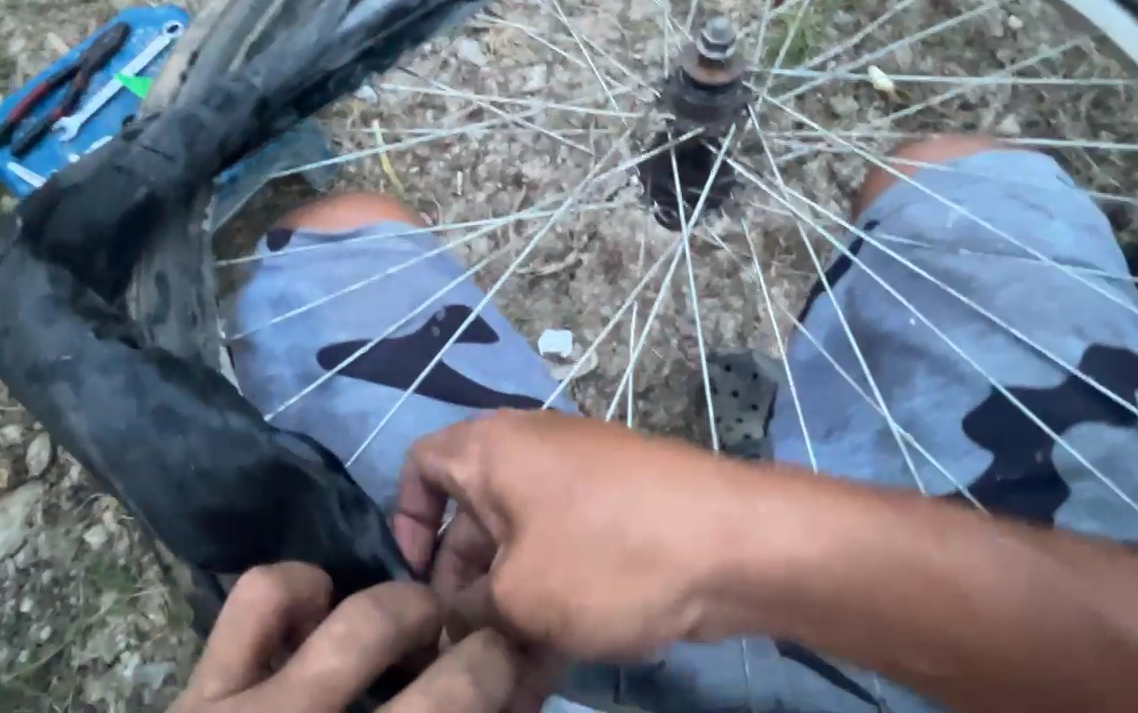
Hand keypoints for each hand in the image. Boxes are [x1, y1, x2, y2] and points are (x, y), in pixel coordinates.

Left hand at [169, 562, 550, 712]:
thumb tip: (502, 706)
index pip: (460, 702)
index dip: (499, 672)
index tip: (504, 664)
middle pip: (424, 664)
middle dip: (465, 639)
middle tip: (461, 644)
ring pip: (353, 616)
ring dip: (397, 609)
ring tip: (400, 624)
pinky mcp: (199, 693)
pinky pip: (261, 598)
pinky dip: (300, 589)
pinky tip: (315, 618)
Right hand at [392, 411, 758, 659]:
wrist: (731, 541)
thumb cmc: (604, 554)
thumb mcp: (518, 595)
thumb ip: (468, 612)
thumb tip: (452, 626)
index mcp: (491, 449)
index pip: (422, 466)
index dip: (406, 522)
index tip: (411, 585)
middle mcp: (527, 455)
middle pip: (470, 523)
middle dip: (459, 596)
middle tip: (458, 661)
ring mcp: (575, 486)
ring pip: (518, 554)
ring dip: (504, 620)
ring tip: (501, 689)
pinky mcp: (613, 518)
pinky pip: (560, 560)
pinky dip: (547, 610)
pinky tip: (541, 680)